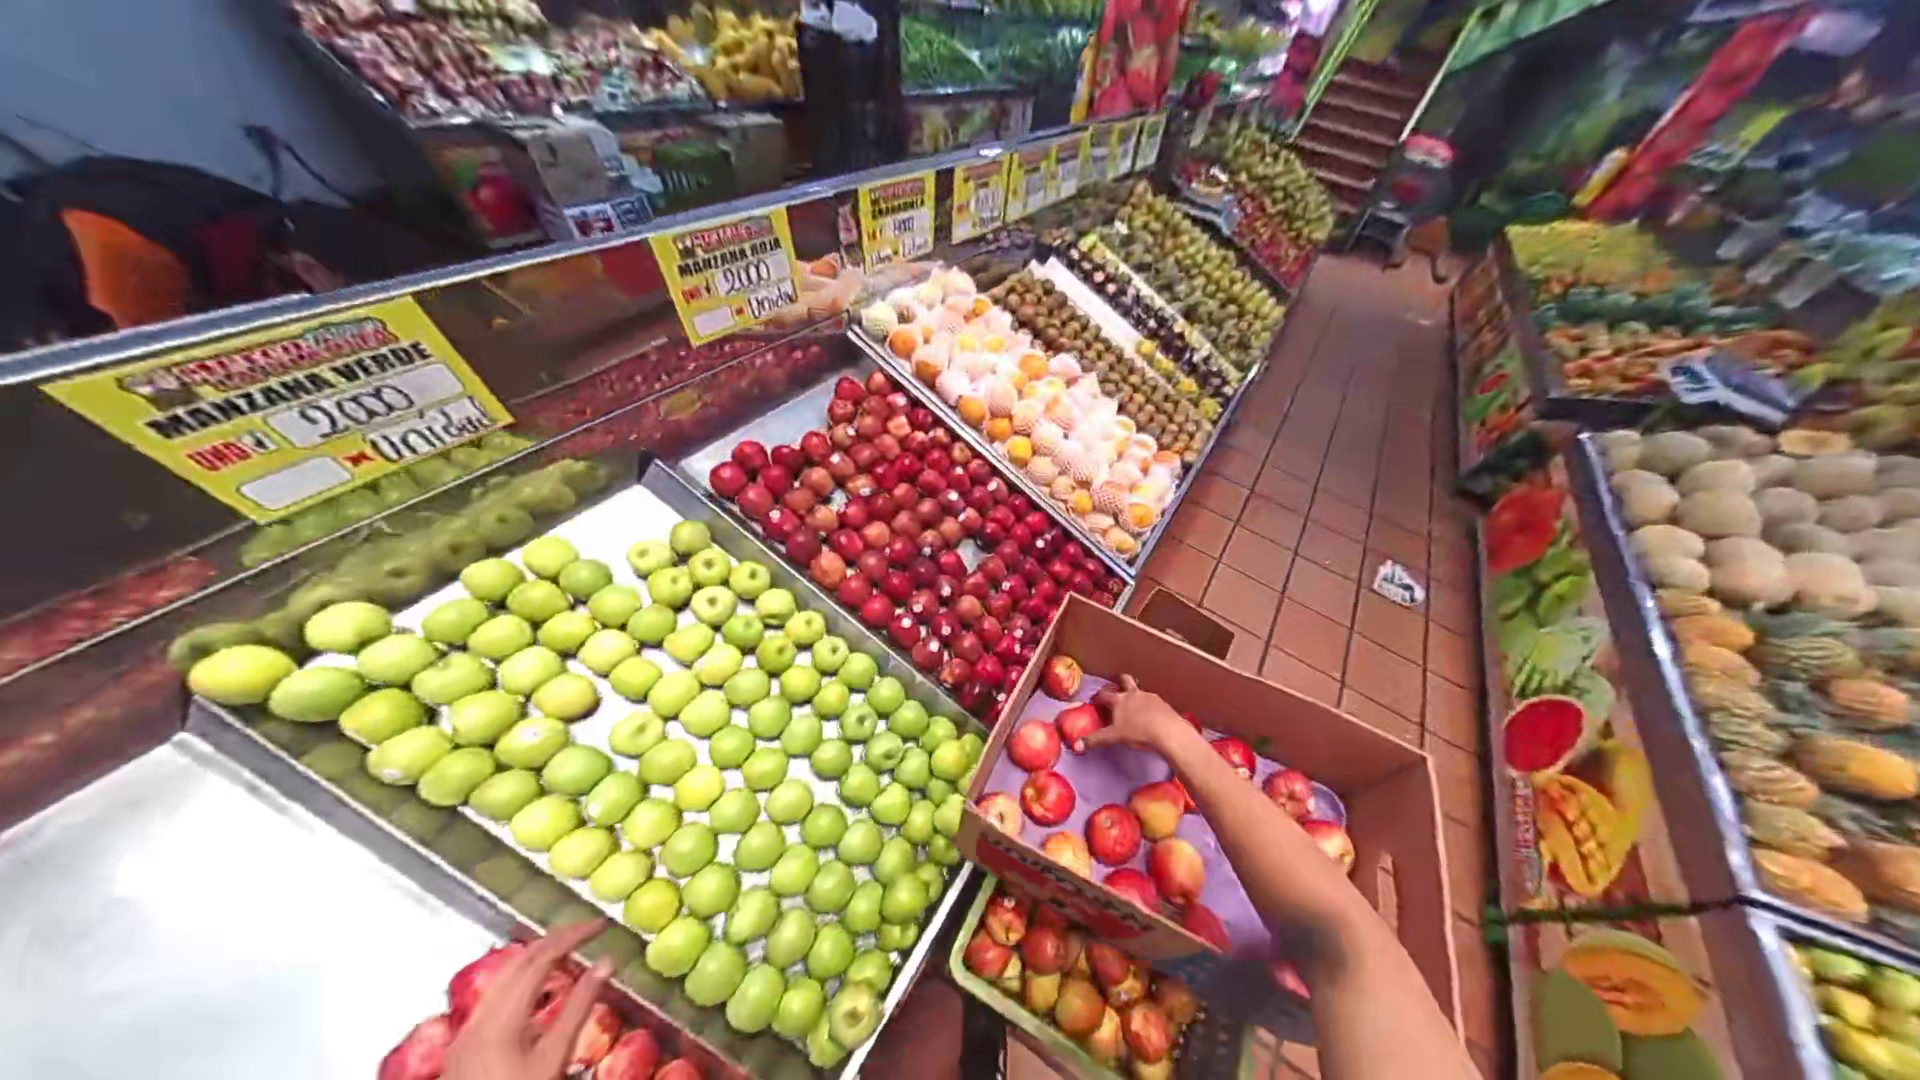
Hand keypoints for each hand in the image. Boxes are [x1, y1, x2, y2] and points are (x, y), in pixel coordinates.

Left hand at [443, 920, 612, 1079]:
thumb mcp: (554, 1060)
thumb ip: (580, 1007)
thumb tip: (607, 962)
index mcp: (500, 1019)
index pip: (540, 958)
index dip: (572, 936)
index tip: (601, 925)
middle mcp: (478, 1020)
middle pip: (518, 962)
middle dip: (555, 940)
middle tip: (588, 931)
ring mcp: (466, 1036)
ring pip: (504, 978)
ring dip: (538, 958)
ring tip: (569, 951)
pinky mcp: (464, 1050)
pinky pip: (497, 997)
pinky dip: (523, 980)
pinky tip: (540, 989)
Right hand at [1084, 674, 1194, 754]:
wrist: (1168, 732)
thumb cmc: (1138, 733)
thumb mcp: (1114, 737)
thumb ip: (1095, 740)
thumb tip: (1075, 746)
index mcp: (1119, 700)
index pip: (1104, 694)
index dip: (1098, 697)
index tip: (1095, 701)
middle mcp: (1133, 693)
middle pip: (1124, 680)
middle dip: (1119, 681)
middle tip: (1117, 688)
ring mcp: (1149, 696)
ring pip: (1139, 690)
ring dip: (1136, 694)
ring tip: (1135, 705)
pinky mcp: (1162, 702)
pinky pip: (1152, 700)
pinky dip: (1149, 704)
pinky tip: (1151, 714)